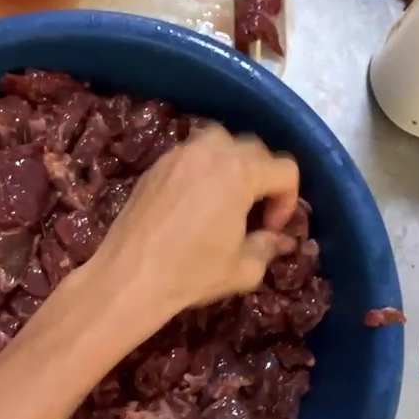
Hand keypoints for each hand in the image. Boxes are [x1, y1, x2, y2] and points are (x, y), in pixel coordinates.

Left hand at [85, 126, 298, 317]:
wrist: (131, 276)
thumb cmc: (192, 273)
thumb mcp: (243, 269)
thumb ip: (267, 247)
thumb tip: (277, 240)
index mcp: (240, 172)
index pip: (285, 169)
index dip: (288, 200)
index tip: (272, 228)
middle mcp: (211, 152)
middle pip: (254, 149)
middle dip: (263, 178)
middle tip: (255, 213)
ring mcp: (180, 154)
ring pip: (219, 141)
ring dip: (232, 162)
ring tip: (227, 195)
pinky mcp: (156, 165)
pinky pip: (190, 154)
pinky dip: (202, 168)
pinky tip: (195, 200)